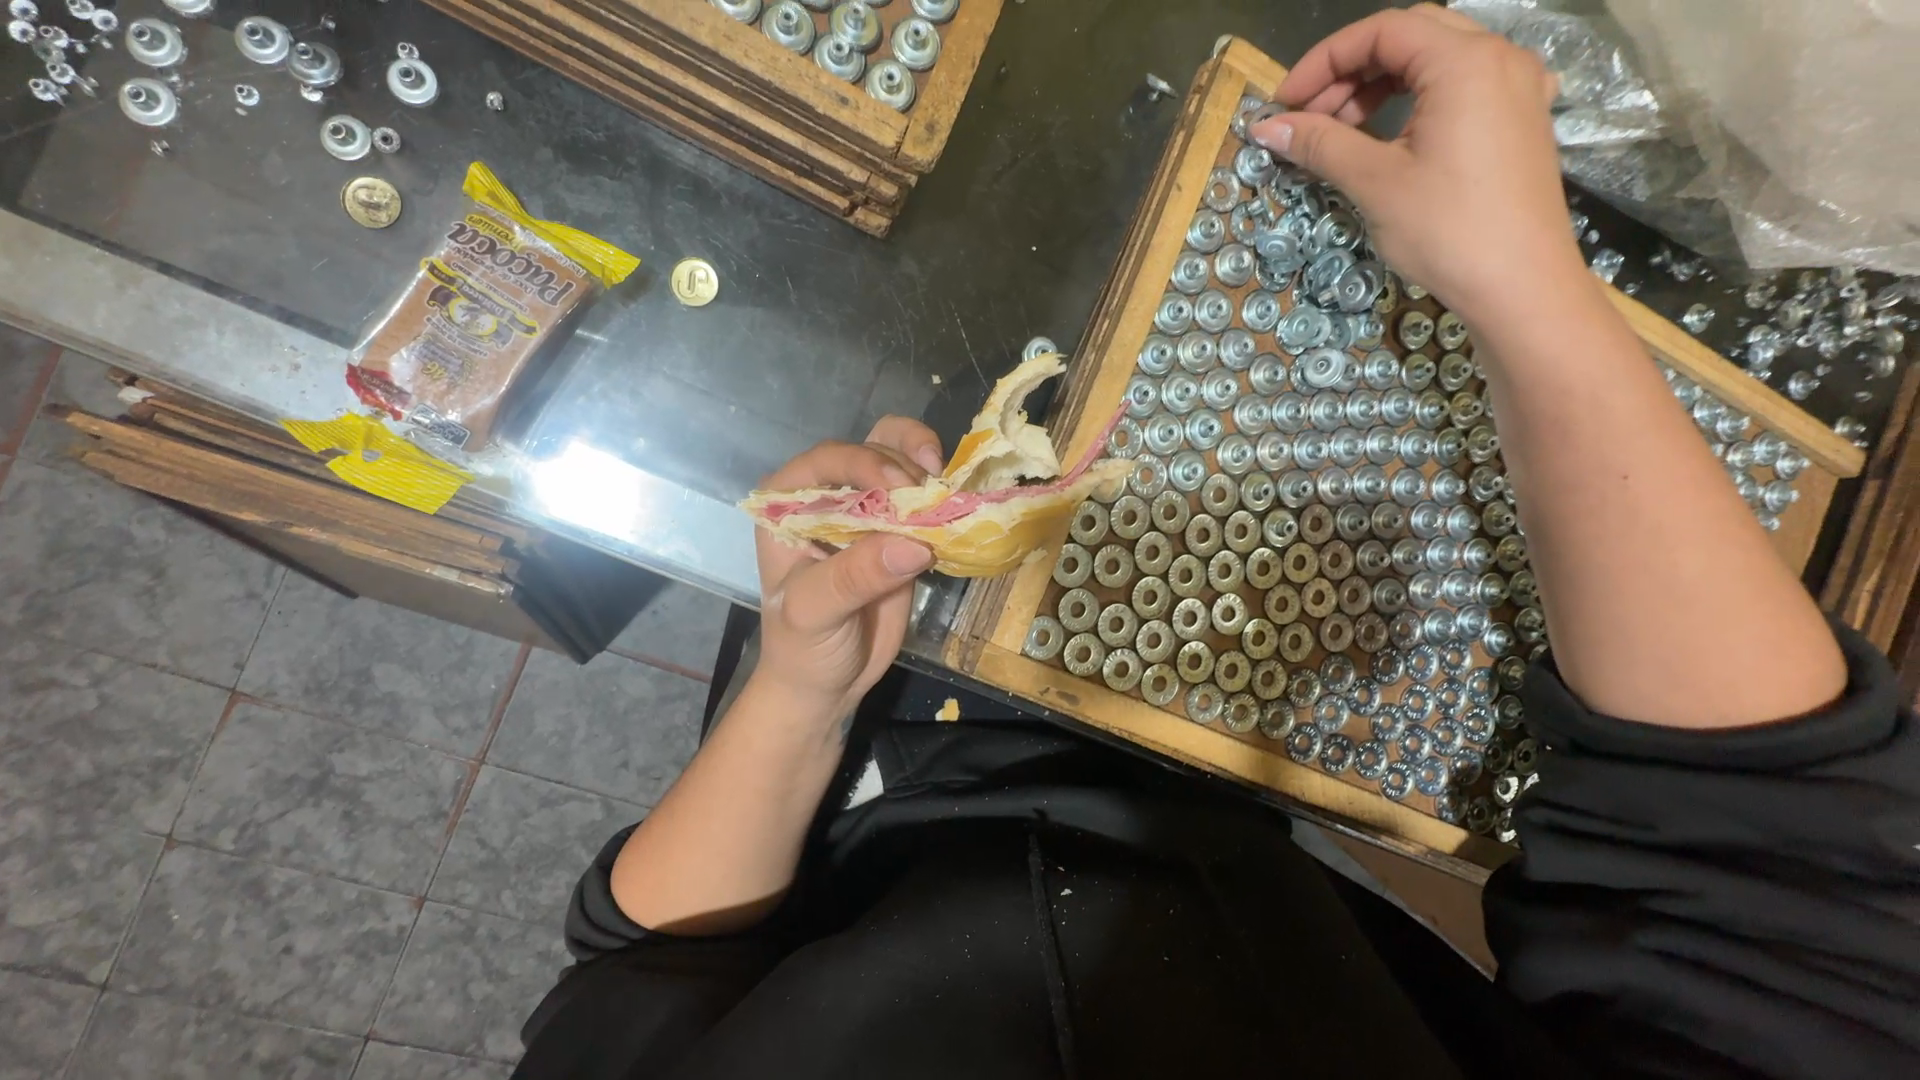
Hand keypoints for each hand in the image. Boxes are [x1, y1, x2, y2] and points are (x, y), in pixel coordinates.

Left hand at [751, 416, 944, 720]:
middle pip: (870, 450)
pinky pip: (924, 502)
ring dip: (926, 469)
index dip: (863, 462)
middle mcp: (828, 498)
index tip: (899, 486)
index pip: (826, 460)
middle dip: (902, 462)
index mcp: (789, 505)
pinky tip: (957, 504)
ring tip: (945, 491)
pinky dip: (943, 497)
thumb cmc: (802, 647)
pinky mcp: (901, 535)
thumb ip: (855, 576)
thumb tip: (914, 545)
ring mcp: (868, 513)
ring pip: (900, 462)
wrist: (827, 684)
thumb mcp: (814, 613)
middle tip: (928, 491)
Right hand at [1250, 4, 1578, 323]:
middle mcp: (1498, 58)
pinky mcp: (1519, 119)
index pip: (1382, 31)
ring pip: (1435, 61)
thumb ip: (1320, 144)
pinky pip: (1461, 87)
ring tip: (1341, 133)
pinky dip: (1416, 101)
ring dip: (1380, 87)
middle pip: (1410, 37)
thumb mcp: (1375, 182)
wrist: (1519, 282)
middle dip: (1350, 71)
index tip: (1285, 104)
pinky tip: (1394, 136)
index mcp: (1465, 62)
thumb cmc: (1446, 229)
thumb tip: (1265, 128)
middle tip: (1309, 117)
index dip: (1324, 61)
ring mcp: (1516, 87)